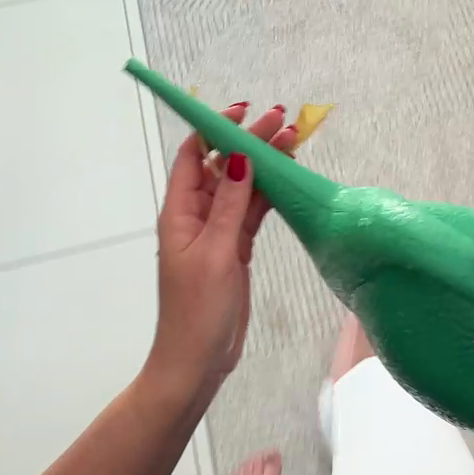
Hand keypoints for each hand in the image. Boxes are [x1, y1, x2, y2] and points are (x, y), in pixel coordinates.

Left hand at [146, 102, 298, 398]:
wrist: (198, 363)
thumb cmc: (197, 311)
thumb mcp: (214, 253)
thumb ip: (229, 205)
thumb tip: (241, 157)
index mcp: (180, 210)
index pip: (194, 154)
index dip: (216, 129)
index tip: (243, 111)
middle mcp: (197, 213)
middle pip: (225, 165)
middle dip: (249, 140)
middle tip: (281, 119)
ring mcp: (217, 229)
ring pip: (243, 185)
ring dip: (265, 163)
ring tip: (293, 139)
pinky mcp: (235, 245)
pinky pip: (253, 209)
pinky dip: (270, 192)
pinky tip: (288, 176)